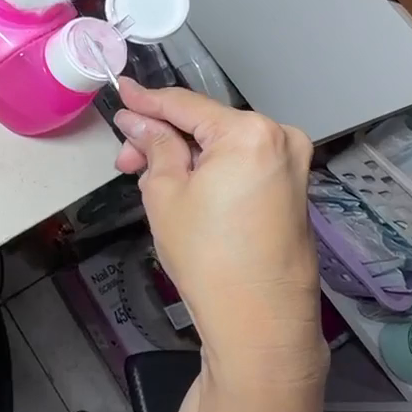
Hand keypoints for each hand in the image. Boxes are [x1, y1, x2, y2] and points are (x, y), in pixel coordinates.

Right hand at [111, 78, 324, 385]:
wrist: (259, 321)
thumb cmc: (207, 254)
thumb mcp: (163, 191)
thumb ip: (154, 145)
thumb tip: (139, 121)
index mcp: (249, 133)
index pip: (184, 104)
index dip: (145, 99)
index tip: (119, 89)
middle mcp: (280, 139)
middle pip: (205, 124)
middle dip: (161, 136)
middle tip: (125, 159)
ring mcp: (292, 166)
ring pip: (220, 145)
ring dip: (181, 154)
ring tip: (144, 178)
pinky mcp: (291, 190)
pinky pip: (240, 163)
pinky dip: (207, 168)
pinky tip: (178, 187)